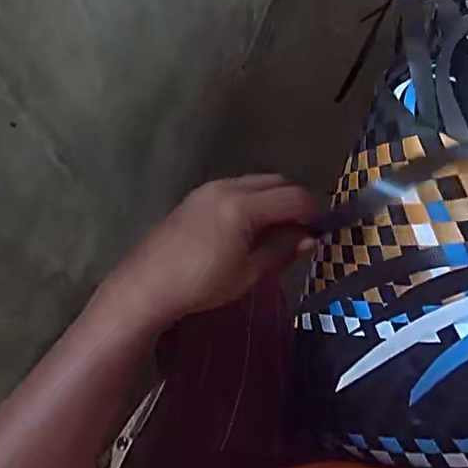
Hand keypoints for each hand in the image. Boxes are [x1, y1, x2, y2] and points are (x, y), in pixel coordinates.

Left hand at [97, 175, 319, 327]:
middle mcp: (226, 187)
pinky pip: (235, 188)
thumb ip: (282, 251)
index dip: (313, 211)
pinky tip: (248, 227)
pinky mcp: (195, 196)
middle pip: (276, 181)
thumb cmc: (200, 285)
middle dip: (294, 200)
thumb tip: (309, 238)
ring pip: (254, 182)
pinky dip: (251, 200)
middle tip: (302, 230)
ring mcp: (208, 189)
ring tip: (275, 231)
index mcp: (243, 206)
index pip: (293, 197)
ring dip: (272, 199)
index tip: (322, 229)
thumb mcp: (249, 274)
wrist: (146, 286)